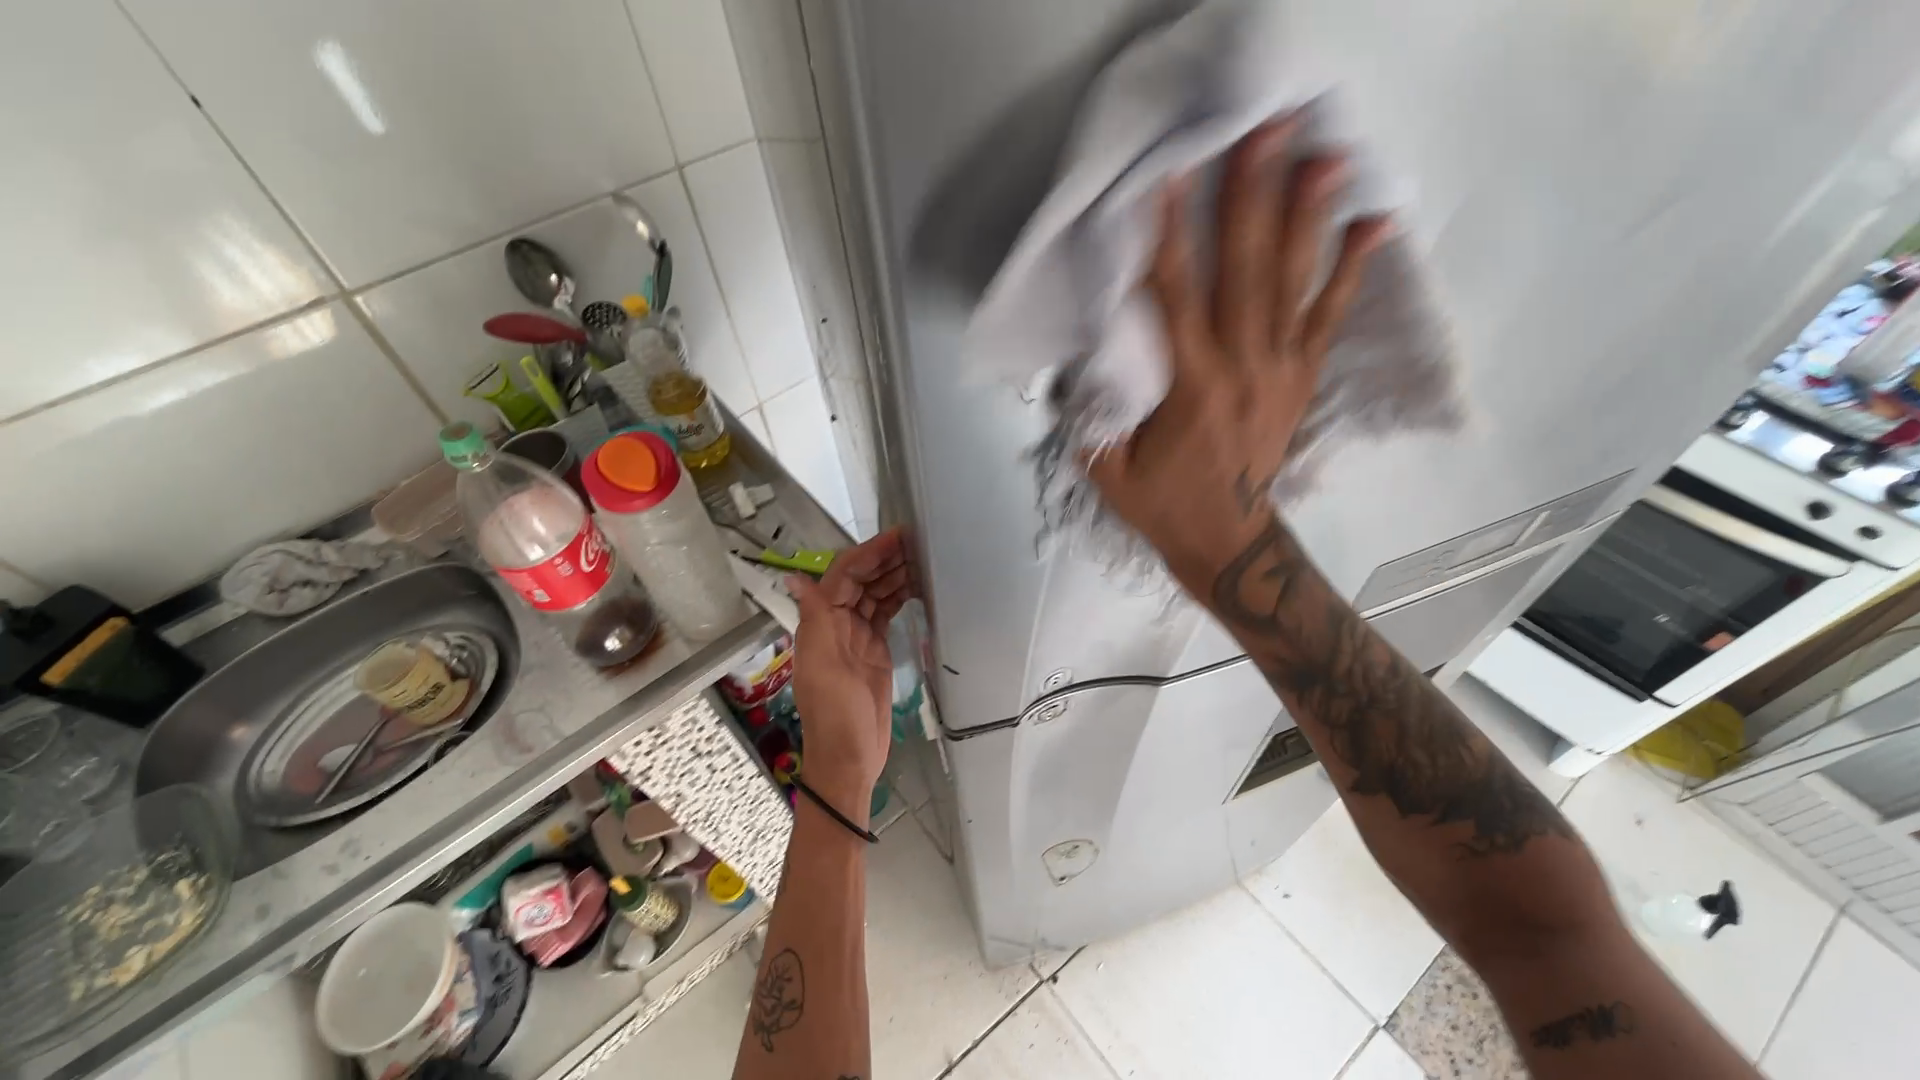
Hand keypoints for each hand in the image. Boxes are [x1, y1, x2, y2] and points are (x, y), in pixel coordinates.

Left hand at [788, 527, 915, 818]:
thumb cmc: (835, 717)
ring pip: (875, 593)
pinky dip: (900, 596)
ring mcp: (857, 636)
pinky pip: (886, 612)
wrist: (851, 759)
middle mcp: (836, 624)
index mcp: (820, 624)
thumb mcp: (823, 668)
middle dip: (885, 558)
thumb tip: (793, 577)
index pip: (842, 576)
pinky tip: (918, 585)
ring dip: (895, 574)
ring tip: (924, 557)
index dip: (867, 554)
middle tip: (919, 541)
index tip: (896, 538)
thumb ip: (814, 620)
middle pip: (860, 580)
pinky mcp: (876, 649)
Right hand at [1086, 118, 1389, 588]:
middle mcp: (1245, 366)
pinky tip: (1373, 220)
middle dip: (1251, 198)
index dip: (1168, 238)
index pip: (1176, 299)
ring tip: (1323, 154)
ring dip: (1306, 214)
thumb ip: (1089, 411)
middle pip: (1246, 271)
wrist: (1230, 542)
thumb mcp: (1106, 468)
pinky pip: (1328, 312)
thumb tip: (1075, 357)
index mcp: (1193, 389)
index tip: (1167, 178)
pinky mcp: (1303, 373)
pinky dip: (1350, 264)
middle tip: (1265, 131)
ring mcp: (1283, 367)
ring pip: (1292, 282)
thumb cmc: (1162, 506)